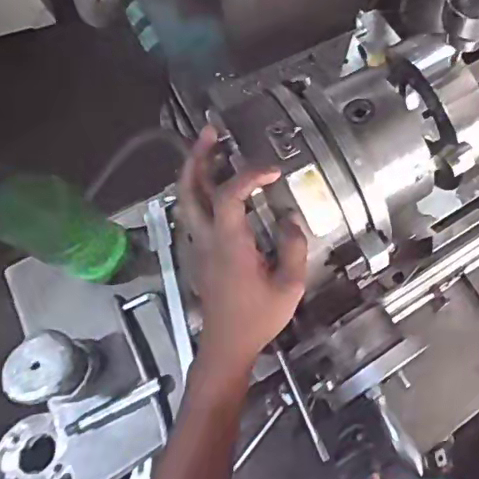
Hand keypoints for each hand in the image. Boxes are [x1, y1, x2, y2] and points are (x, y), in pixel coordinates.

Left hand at [177, 126, 308, 377]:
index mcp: (229, 243)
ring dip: (194, 171)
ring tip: (209, 149)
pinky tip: (213, 186)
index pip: (231, 195)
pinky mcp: (199, 254)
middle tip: (211, 132)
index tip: (273, 171)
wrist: (227, 346)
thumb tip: (290, 219)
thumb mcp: (289, 285)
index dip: (250, 175)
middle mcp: (206, 238)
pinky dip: (198, 190)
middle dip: (197, 157)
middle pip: (189, 189)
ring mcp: (198, 245)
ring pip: (185, 200)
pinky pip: (192, 213)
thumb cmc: (257, 317)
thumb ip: (293, 247)